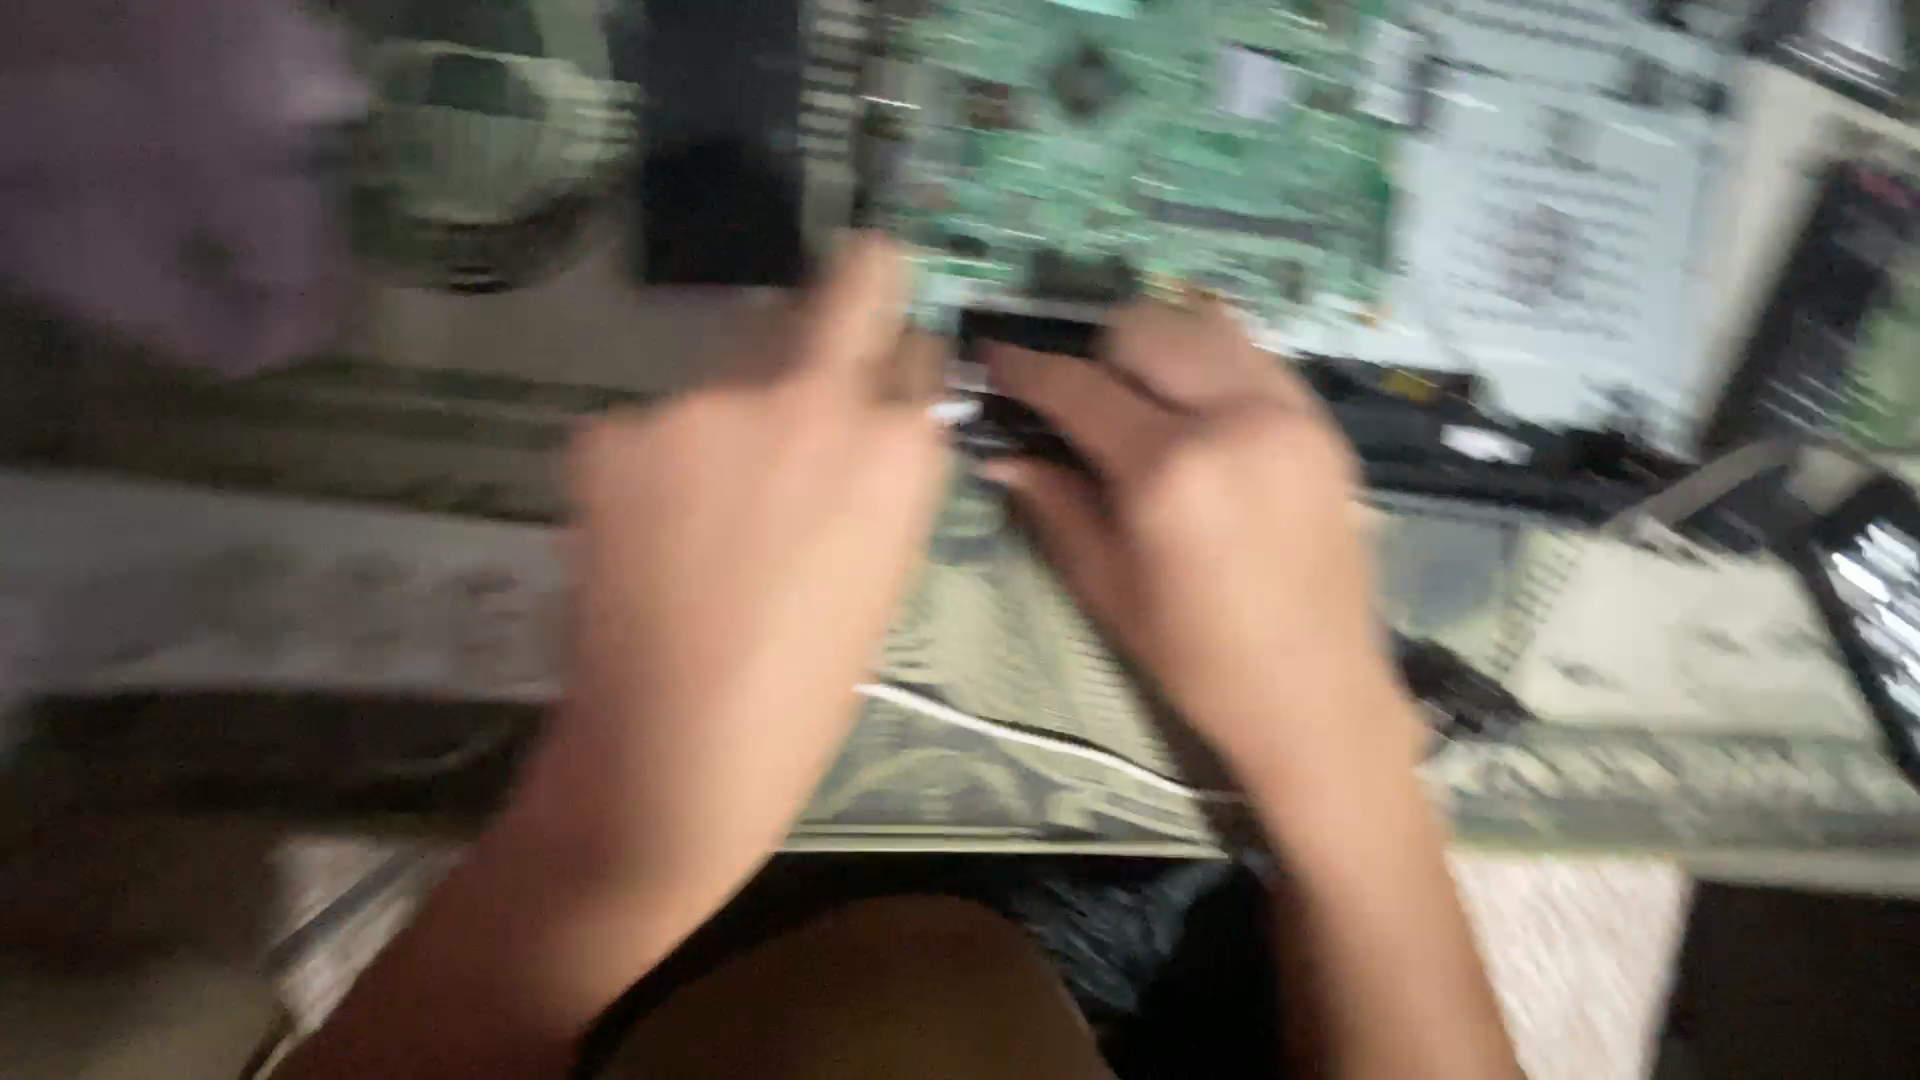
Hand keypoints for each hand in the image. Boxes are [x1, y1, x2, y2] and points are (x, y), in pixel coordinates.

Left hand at [516, 234, 946, 896]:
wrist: (674, 756)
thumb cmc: (809, 684)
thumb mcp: (885, 564)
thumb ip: (886, 467)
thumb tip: (873, 406)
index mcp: (900, 446)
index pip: (916, 342)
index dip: (897, 356)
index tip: (881, 366)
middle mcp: (813, 396)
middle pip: (844, 280)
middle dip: (850, 291)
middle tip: (824, 337)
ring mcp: (704, 403)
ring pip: (739, 355)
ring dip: (744, 396)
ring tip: (718, 489)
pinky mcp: (613, 427)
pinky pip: (659, 418)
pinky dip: (666, 454)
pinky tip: (656, 524)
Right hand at [983, 301, 1421, 798]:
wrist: (1315, 691)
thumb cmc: (1195, 656)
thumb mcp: (1105, 585)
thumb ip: (1052, 503)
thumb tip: (1001, 453)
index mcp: (1171, 471)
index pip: (1082, 388)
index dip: (1027, 369)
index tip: (994, 358)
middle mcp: (1237, 418)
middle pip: (1145, 327)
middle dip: (1096, 353)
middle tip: (1079, 401)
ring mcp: (1291, 411)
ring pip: (1204, 325)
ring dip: (1155, 349)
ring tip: (1139, 401)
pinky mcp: (1322, 422)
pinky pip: (1252, 355)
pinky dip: (1208, 365)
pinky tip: (1196, 416)